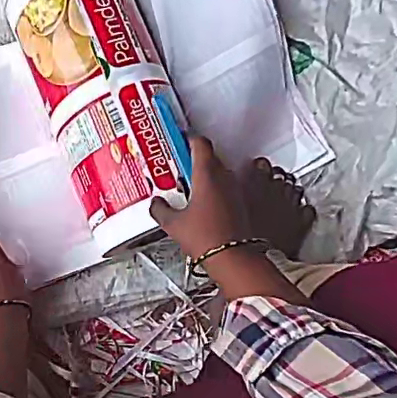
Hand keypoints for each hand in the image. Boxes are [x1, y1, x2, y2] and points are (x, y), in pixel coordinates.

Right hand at [150, 136, 250, 258]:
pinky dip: (214, 191)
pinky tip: (201, 205)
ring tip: (187, 189)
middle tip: (176, 168)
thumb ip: (160, 209)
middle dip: (192, 160)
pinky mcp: (241, 204)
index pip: (200, 144)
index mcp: (207, 175)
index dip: (188, 139)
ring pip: (218, 173)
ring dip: (204, 176)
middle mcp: (225, 178)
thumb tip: (155, 203)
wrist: (232, 258)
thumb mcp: (173, 224)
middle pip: (209, 157)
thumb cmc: (205, 238)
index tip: (177, 142)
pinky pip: (226, 188)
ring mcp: (236, 190)